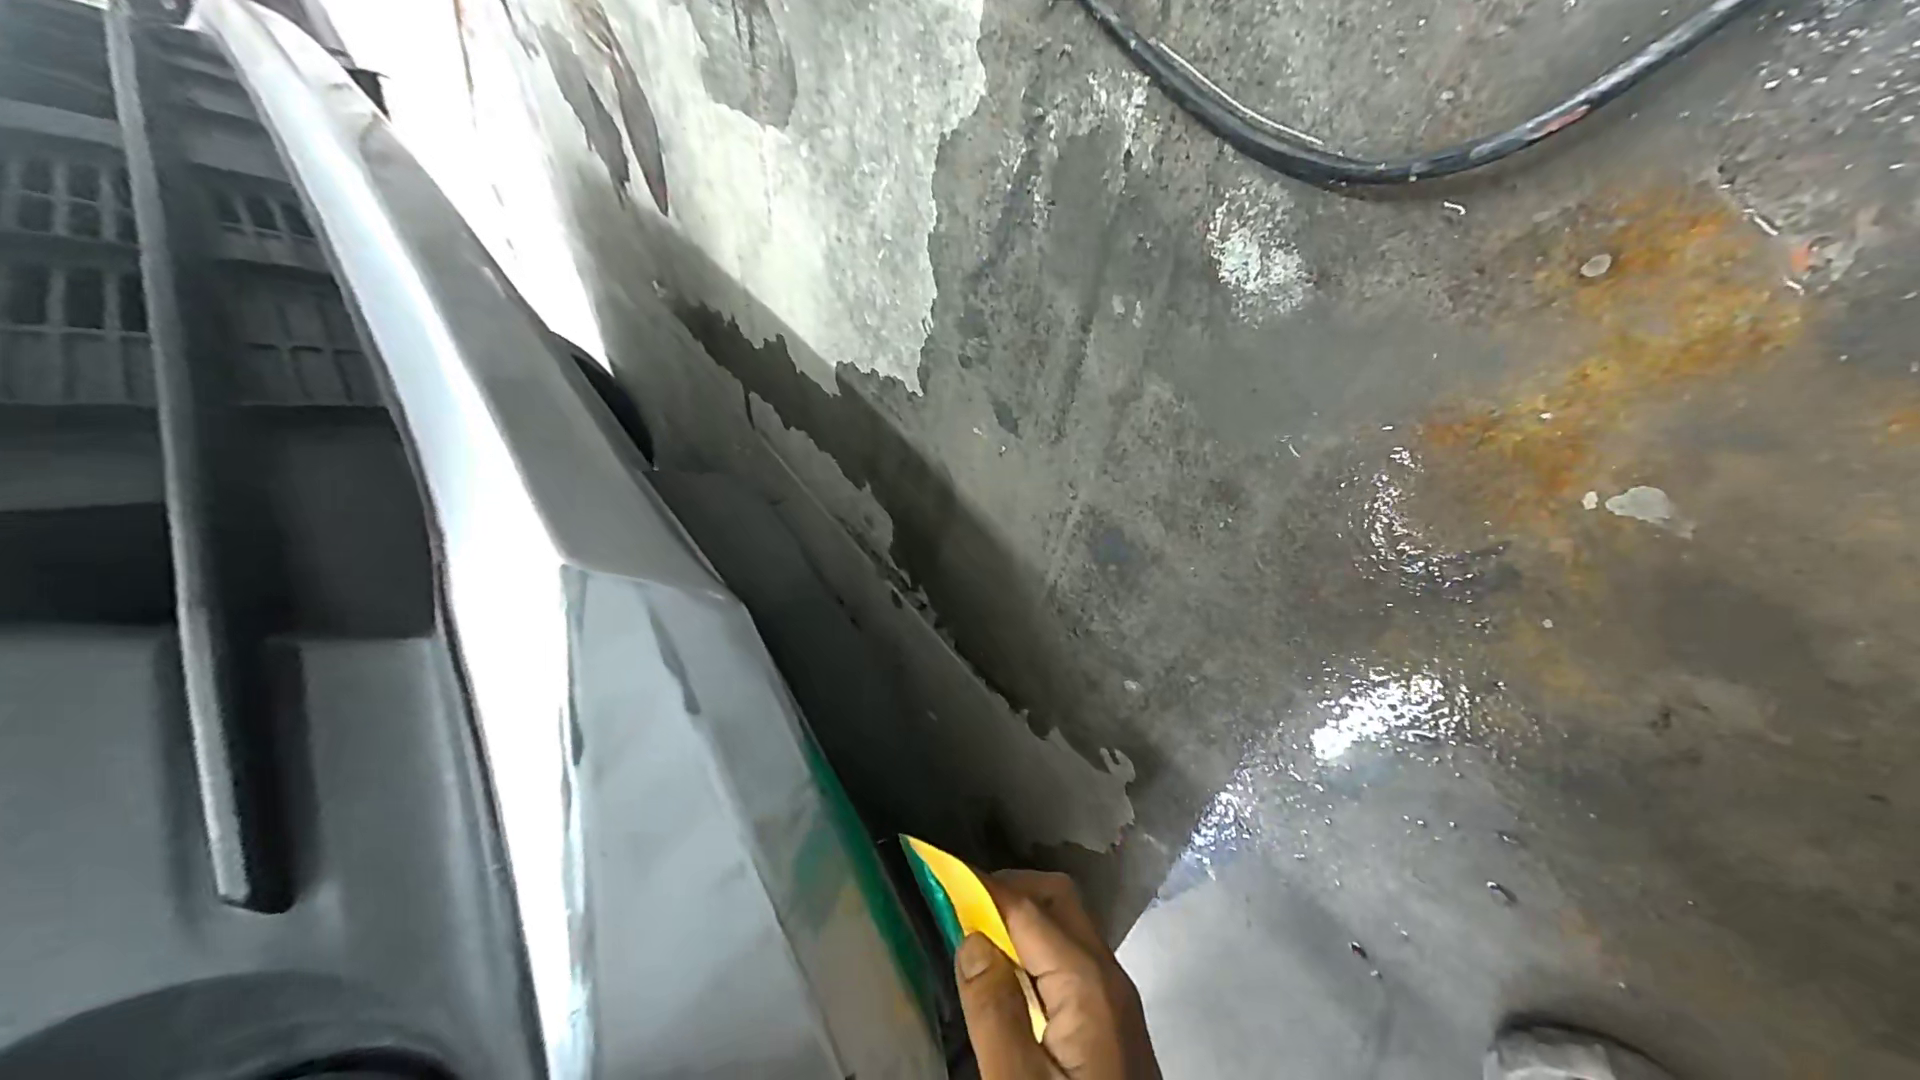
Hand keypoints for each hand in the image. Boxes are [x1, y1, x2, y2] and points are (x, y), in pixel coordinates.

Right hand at [954, 870, 1160, 1079]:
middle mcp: (1106, 976)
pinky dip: (1032, 945)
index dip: (979, 884)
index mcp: (1086, 983)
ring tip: (972, 930)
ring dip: (1018, 914)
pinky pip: (1067, 957)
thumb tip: (971, 937)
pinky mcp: (1108, 1021)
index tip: (937, 868)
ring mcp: (1112, 998)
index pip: (1026, 906)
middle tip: (956, 903)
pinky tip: (1005, 973)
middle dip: (1005, 887)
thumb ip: (994, 1011)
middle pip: (1057, 899)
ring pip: (1064, 925)